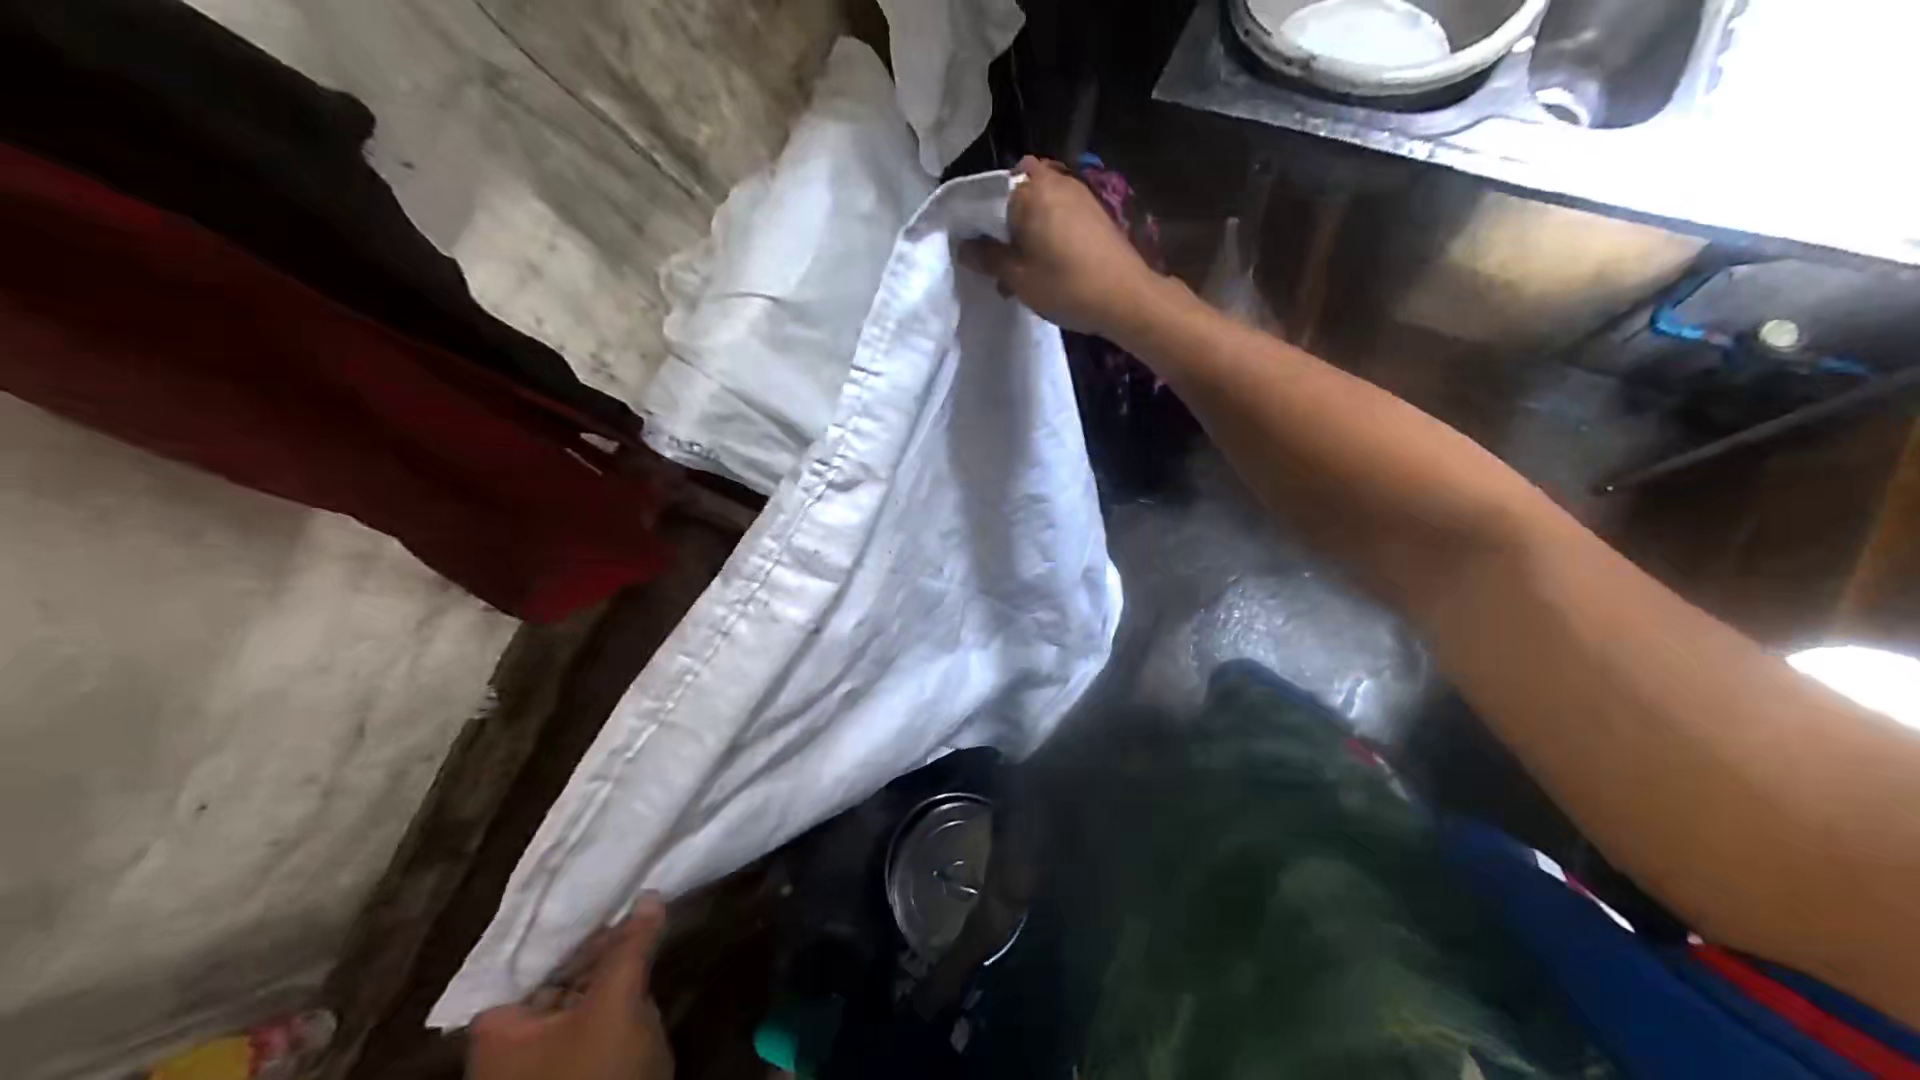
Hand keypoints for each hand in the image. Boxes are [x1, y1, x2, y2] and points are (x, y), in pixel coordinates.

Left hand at [468, 898, 672, 1079]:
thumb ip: (632, 945)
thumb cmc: (594, 1076)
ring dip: (611, 974)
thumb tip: (650, 895)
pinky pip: (589, 1027)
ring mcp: (537, 1068)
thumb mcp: (617, 1002)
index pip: (539, 955)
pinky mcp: (570, 1076)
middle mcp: (507, 1047)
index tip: (616, 898)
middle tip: (641, 918)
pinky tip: (640, 986)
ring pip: (578, 1002)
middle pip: (560, 976)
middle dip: (601, 948)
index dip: (580, 926)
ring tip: (647, 941)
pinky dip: (613, 1003)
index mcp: (497, 1028)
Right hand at [962, 156, 1162, 335]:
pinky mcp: (1093, 210)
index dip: (974, 216)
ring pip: (1037, 202)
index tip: (971, 244)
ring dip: (1024, 227)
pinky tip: (1044, 261)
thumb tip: (965, 246)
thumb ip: (988, 258)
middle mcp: (1054, 181)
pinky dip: (1045, 230)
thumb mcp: (1018, 277)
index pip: (987, 190)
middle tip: (997, 254)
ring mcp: (1078, 193)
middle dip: (1002, 220)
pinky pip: (1057, 212)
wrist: (1127, 298)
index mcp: (1029, 191)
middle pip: (1014, 192)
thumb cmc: (1066, 285)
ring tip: (1019, 265)